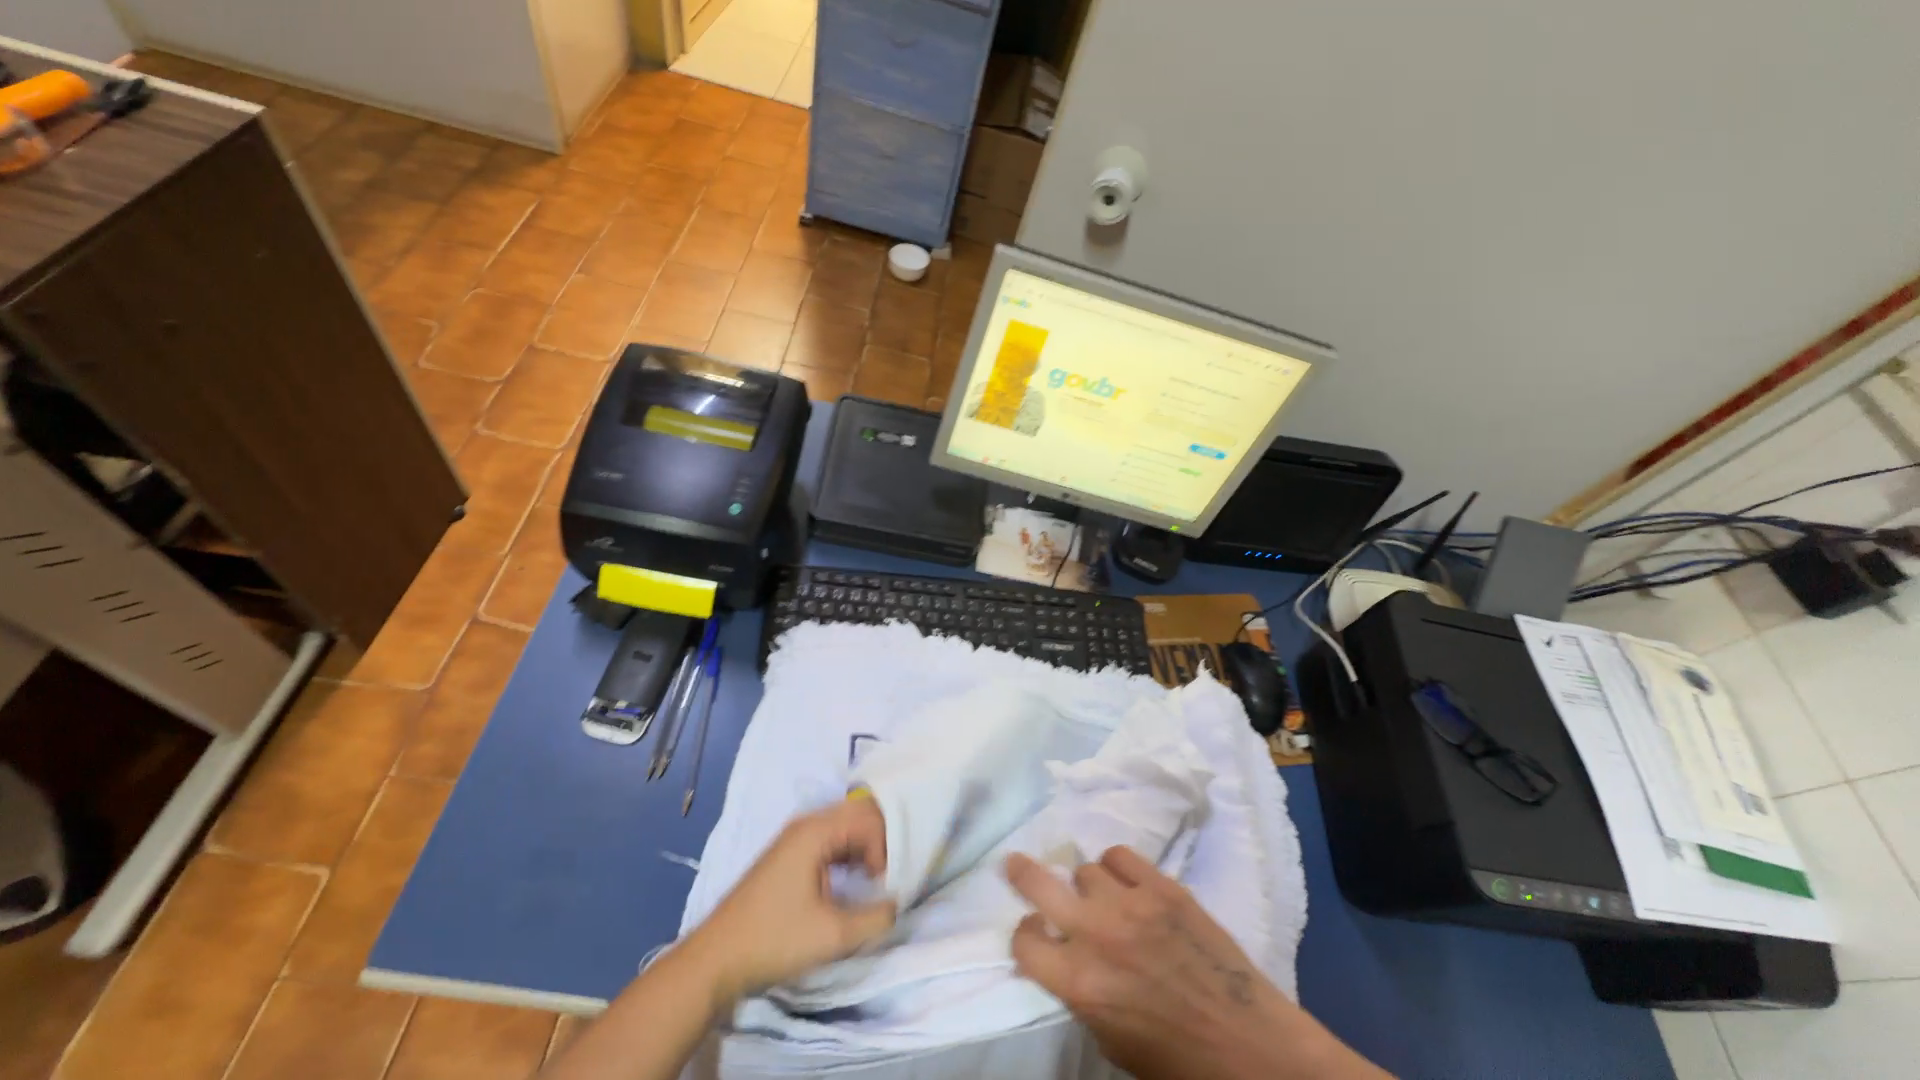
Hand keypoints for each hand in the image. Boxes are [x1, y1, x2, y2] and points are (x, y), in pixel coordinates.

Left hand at [680, 798, 895, 1009]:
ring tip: (871, 882)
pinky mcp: (787, 856)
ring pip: (844, 828)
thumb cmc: (775, 940)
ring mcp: (793, 839)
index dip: (887, 850)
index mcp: (815, 831)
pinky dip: (847, 856)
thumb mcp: (835, 935)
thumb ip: (877, 917)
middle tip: (886, 879)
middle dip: (880, 843)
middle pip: (858, 815)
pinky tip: (850, 884)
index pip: (871, 819)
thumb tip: (896, 902)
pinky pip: (829, 841)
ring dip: (864, 850)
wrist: (717, 959)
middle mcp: (804, 825)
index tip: (884, 886)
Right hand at [1006, 846, 1389, 1079]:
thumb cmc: (1174, 1060)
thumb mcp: (1108, 1040)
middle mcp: (1096, 936)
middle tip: (1014, 864)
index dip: (1025, 937)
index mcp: (1078, 983)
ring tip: (1102, 899)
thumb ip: (1079, 993)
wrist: (1246, 1044)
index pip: (1023, 942)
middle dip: (1021, 873)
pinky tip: (1125, 882)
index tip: (1034, 935)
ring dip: (1088, 887)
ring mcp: (1132, 906)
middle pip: (1038, 884)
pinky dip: (1117, 867)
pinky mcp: (1165, 889)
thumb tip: (1066, 958)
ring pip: (1086, 870)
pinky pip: (1121, 856)